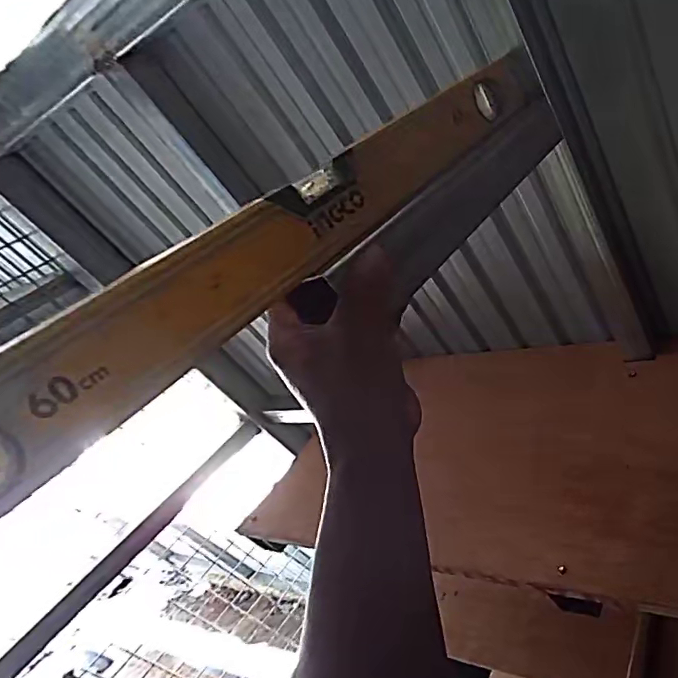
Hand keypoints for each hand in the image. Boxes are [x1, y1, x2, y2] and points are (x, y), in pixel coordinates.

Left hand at [267, 248, 420, 449]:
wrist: (379, 439)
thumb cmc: (355, 391)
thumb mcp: (359, 330)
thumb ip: (365, 289)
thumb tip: (374, 253)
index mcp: (287, 339)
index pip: (284, 290)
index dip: (301, 265)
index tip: (322, 238)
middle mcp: (304, 347)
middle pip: (317, 299)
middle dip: (338, 277)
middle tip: (356, 245)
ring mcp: (333, 356)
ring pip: (343, 313)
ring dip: (361, 295)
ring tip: (376, 264)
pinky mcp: (359, 365)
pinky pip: (365, 329)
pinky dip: (377, 314)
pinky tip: (392, 297)